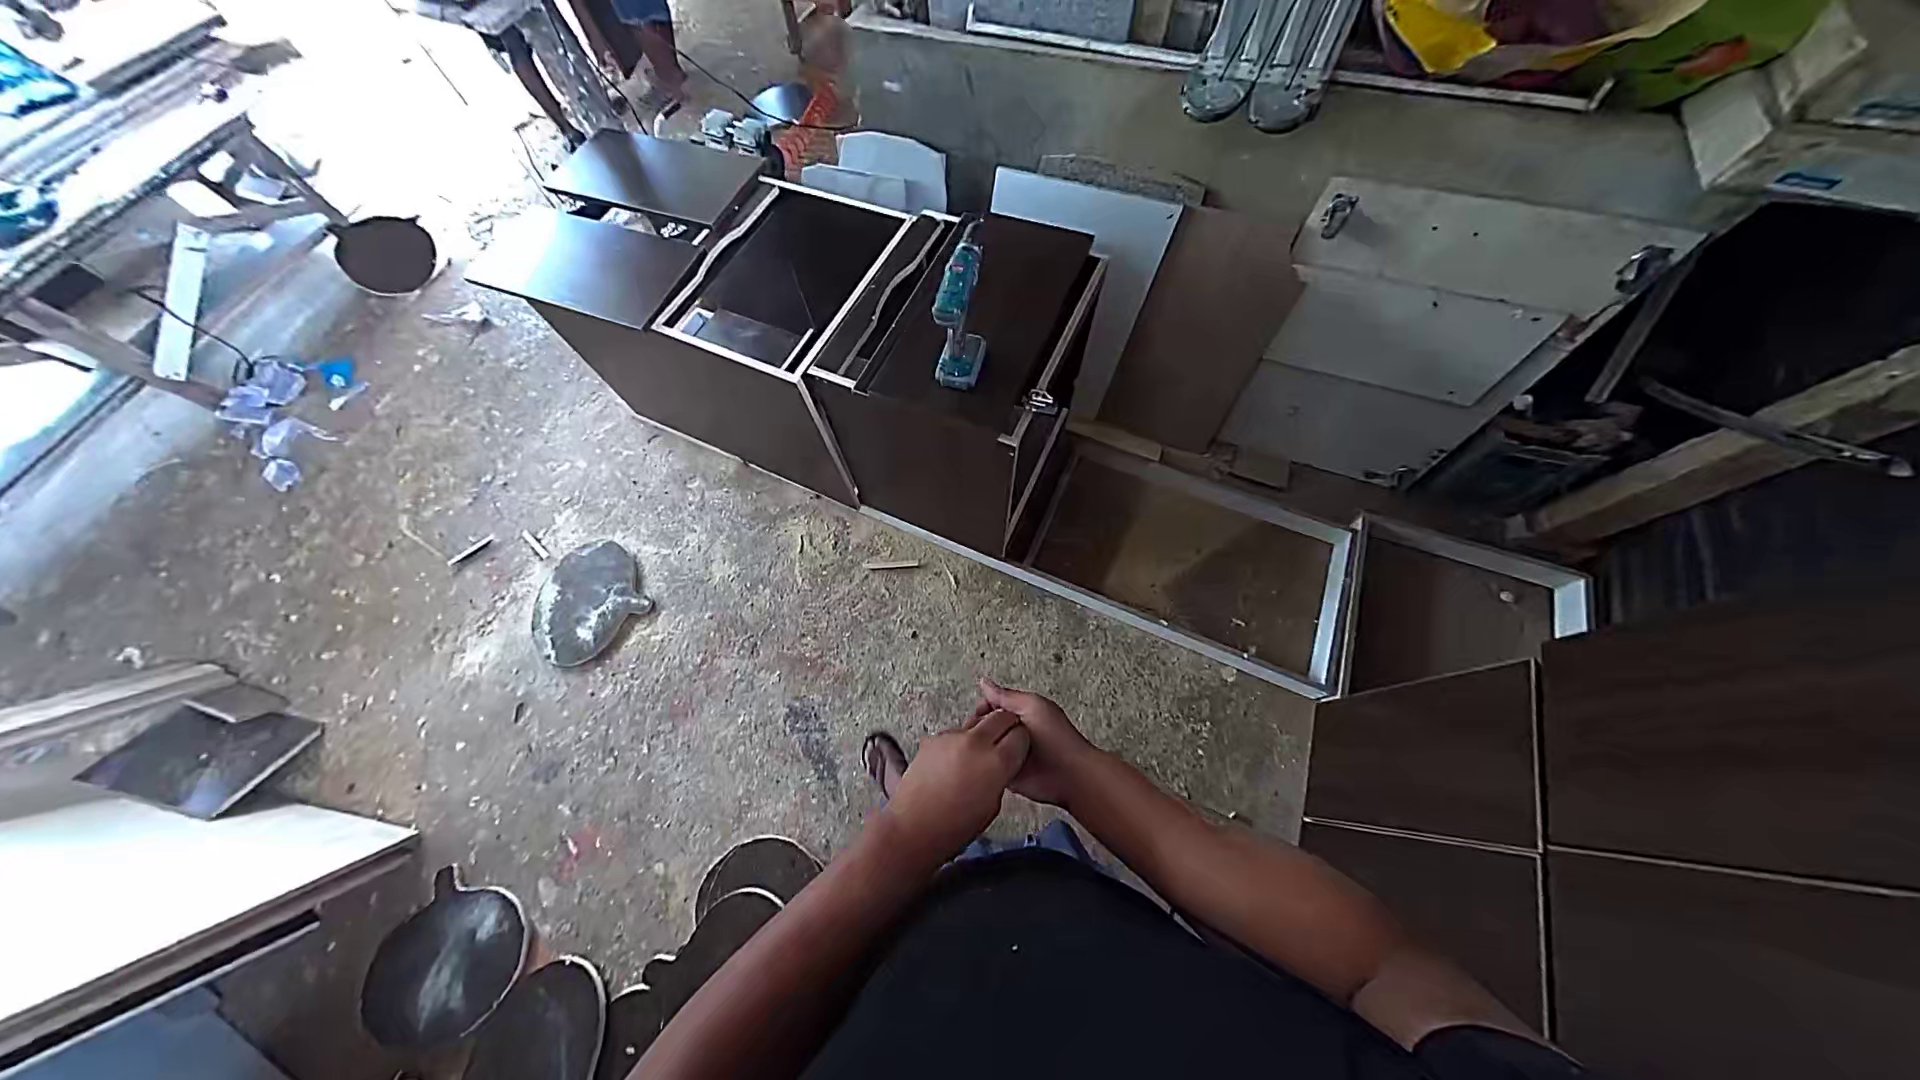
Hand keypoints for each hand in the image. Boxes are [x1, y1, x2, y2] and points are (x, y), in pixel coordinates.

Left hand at [881, 709, 1029, 867]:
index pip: (1020, 734)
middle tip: (1003, 741)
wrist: (914, 826)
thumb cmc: (953, 826)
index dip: (1021, 742)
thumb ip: (1001, 775)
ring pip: (977, 722)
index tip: (1018, 747)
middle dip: (1006, 726)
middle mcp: (975, 743)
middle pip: (1001, 716)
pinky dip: (959, 742)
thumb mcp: (993, 805)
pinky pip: (955, 733)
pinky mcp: (933, 738)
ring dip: (982, 733)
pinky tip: (954, 762)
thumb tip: (1002, 762)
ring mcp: (952, 737)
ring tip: (975, 757)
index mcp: (996, 762)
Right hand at [977, 678, 1098, 808]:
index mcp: (1018, 714)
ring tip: (978, 748)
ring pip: (983, 747)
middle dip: (977, 729)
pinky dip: (983, 766)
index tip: (978, 715)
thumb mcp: (1031, 706)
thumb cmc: (1059, 739)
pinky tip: (981, 763)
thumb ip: (1006, 696)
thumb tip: (985, 683)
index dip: (982, 709)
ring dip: (979, 748)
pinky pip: (987, 768)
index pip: (990, 706)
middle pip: (984, 727)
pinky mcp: (1007, 774)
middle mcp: (1012, 733)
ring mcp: (1009, 754)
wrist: (1069, 775)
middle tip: (976, 733)